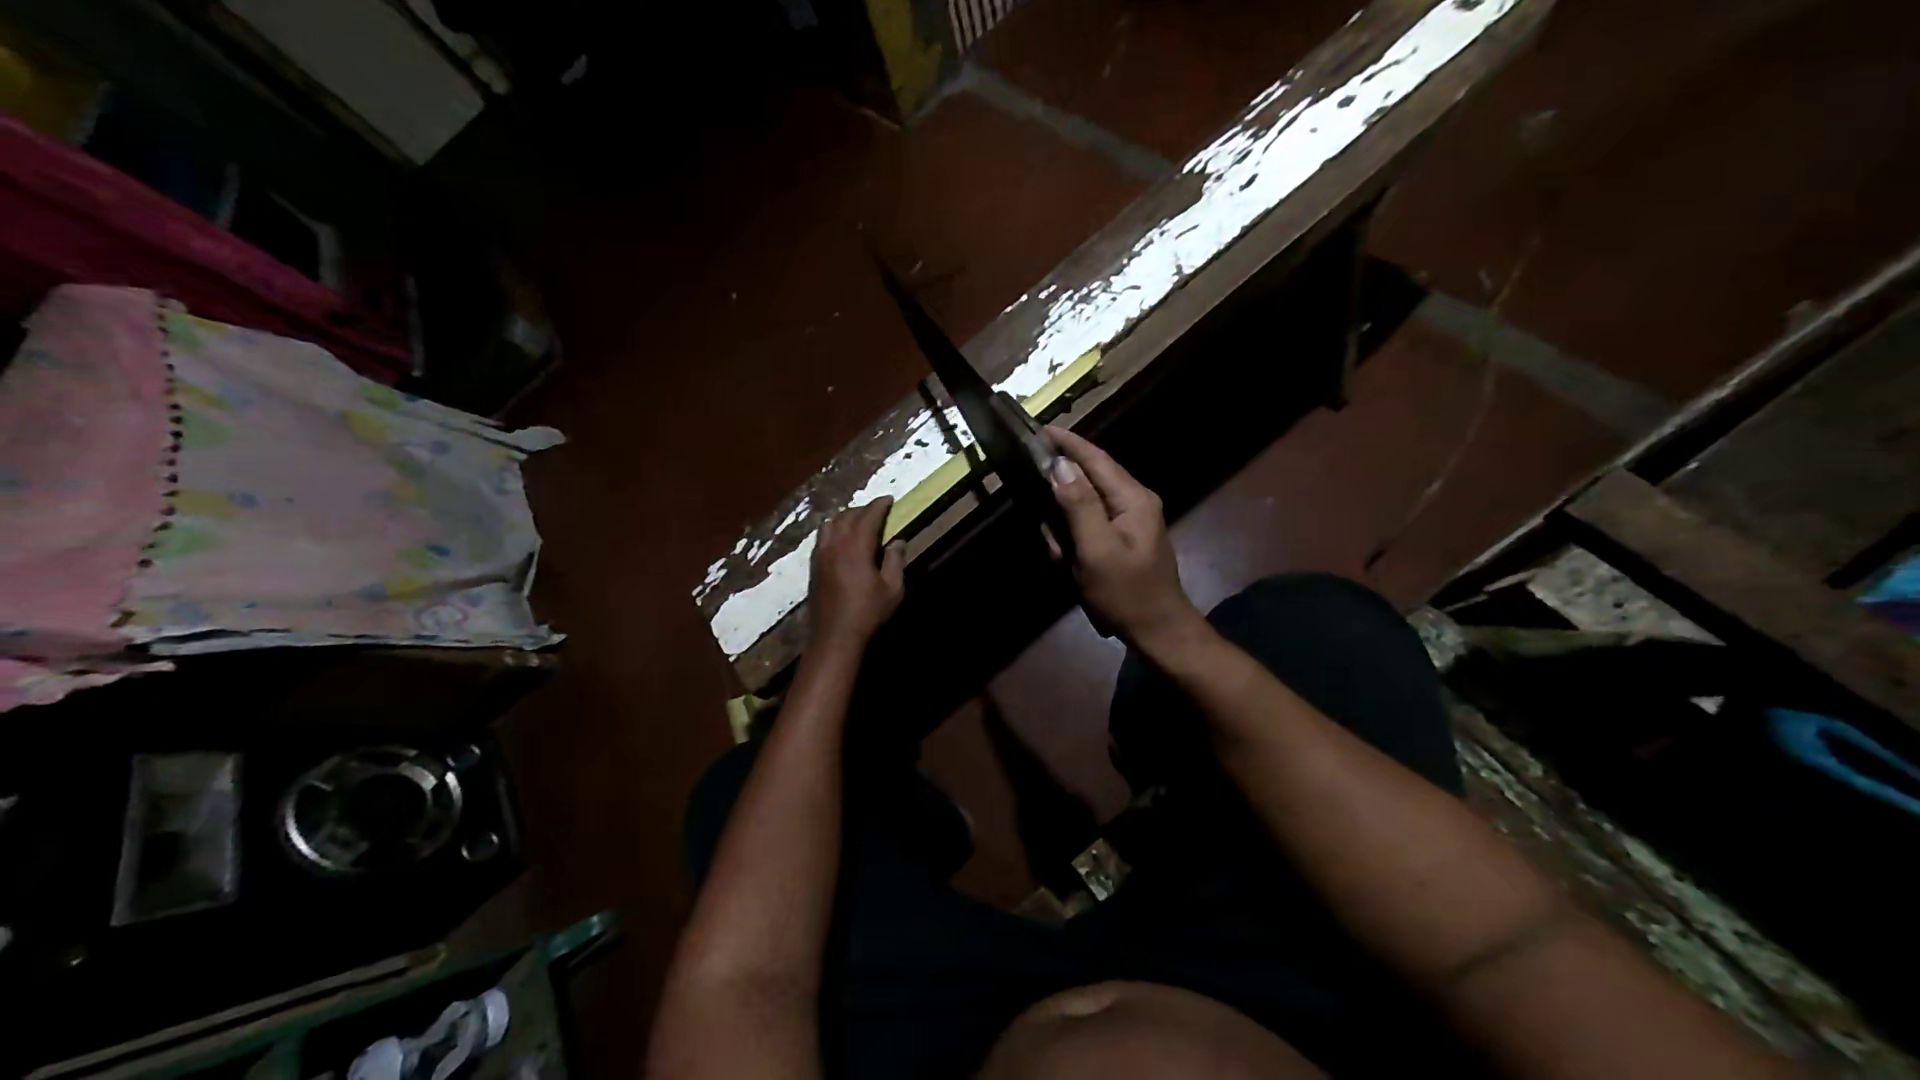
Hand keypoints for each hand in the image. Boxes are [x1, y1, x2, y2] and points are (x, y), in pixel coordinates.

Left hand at [810, 497, 905, 646]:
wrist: (834, 637)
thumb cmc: (868, 613)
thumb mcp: (892, 589)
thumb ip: (895, 561)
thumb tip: (897, 541)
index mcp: (855, 547)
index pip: (868, 517)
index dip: (879, 505)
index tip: (889, 499)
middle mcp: (834, 545)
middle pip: (847, 516)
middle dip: (863, 509)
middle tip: (878, 511)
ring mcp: (820, 555)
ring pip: (830, 524)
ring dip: (846, 517)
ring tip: (859, 522)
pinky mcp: (814, 566)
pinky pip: (822, 537)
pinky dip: (834, 529)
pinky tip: (842, 539)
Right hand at [1046, 427, 1203, 647]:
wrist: (1158, 631)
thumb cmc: (1127, 593)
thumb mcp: (1097, 549)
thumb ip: (1079, 504)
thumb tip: (1059, 464)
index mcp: (1133, 498)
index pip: (1096, 458)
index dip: (1067, 443)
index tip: (1038, 429)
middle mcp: (1133, 502)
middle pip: (1086, 483)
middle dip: (1061, 507)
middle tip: (1055, 541)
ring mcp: (1129, 521)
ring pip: (1082, 510)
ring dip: (1066, 533)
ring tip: (1067, 563)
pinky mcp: (1122, 539)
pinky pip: (1088, 529)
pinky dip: (1074, 545)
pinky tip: (1074, 568)